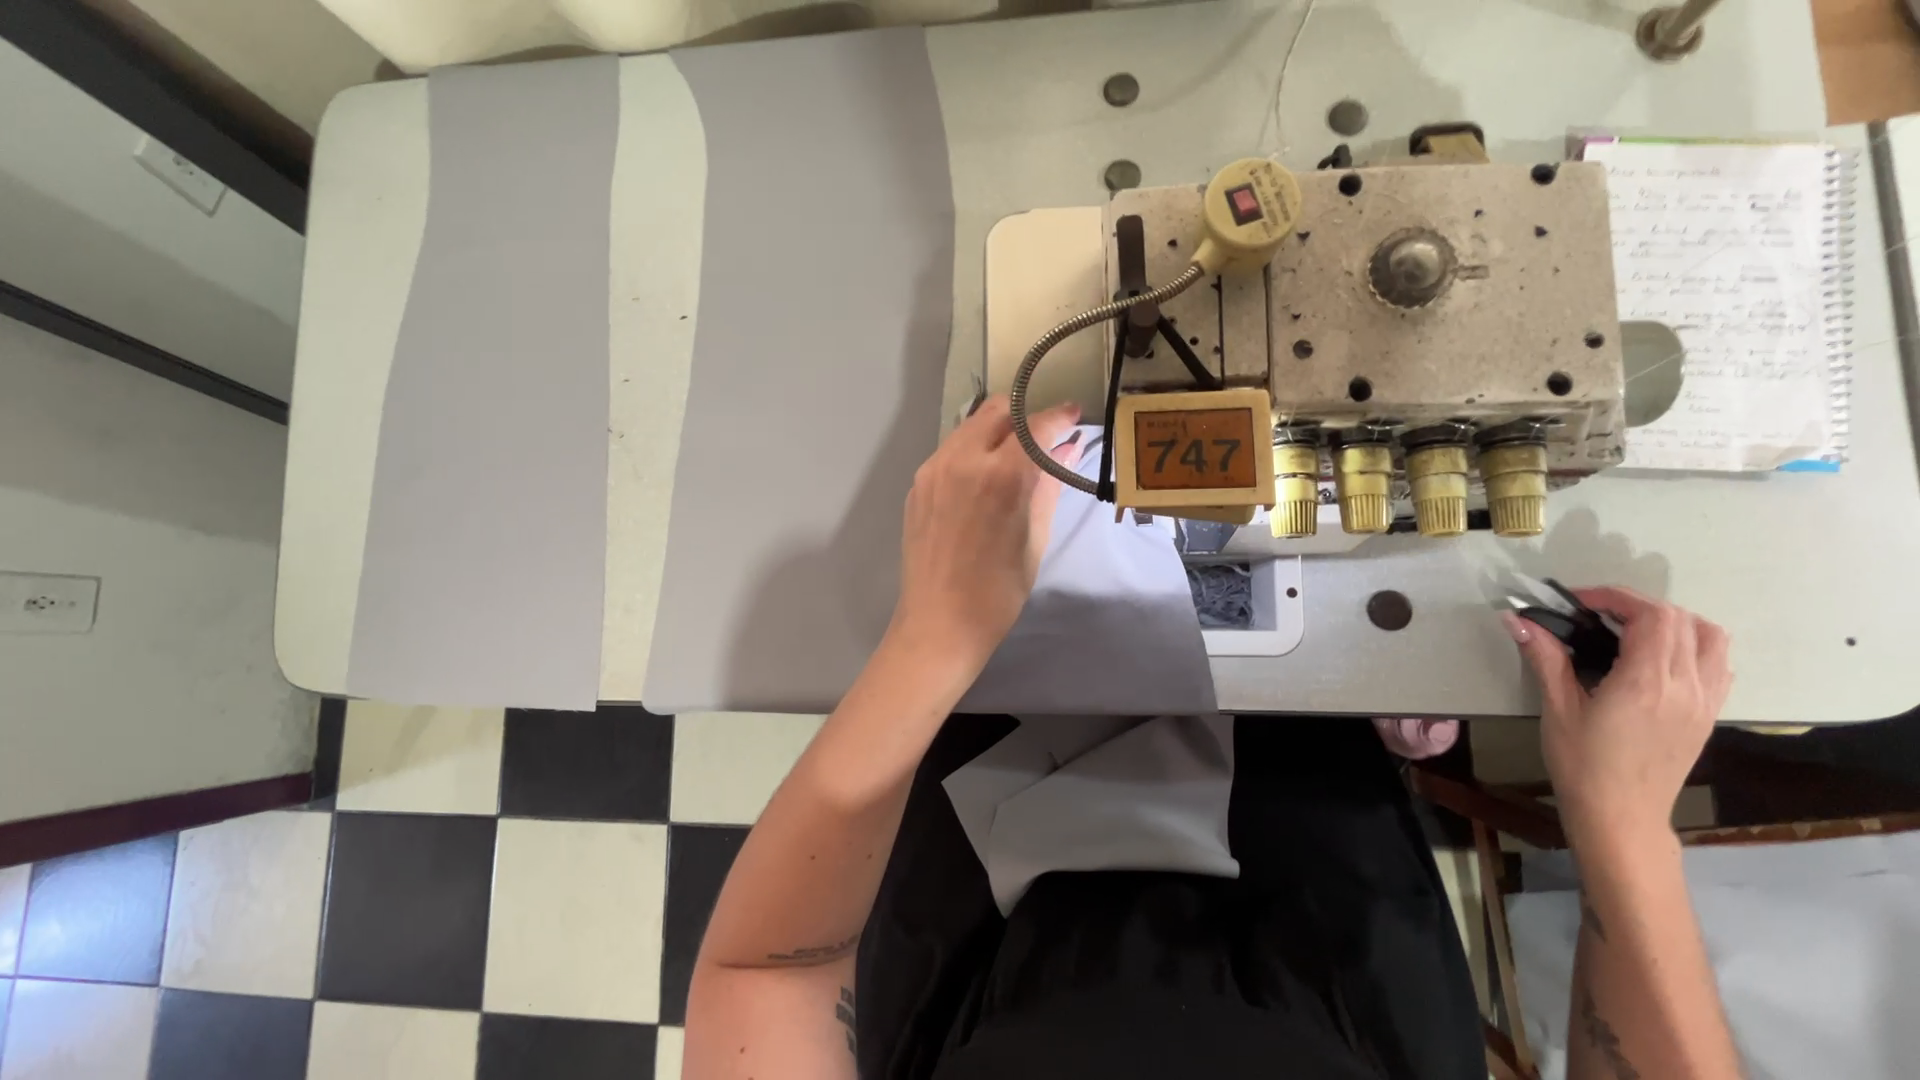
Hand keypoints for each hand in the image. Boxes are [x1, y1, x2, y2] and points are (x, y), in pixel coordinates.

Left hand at [888, 396, 1081, 674]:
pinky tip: (984, 477)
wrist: (939, 623)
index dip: (1059, 417)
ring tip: (1016, 455)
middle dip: (1025, 415)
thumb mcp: (1035, 538)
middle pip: (997, 411)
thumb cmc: (998, 591)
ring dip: (997, 430)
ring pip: (970, 427)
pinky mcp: (918, 485)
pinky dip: (973, 451)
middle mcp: (963, 460)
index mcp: (1002, 476)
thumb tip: (1066, 449)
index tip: (1074, 416)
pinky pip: (950, 451)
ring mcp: (934, 471)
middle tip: (1044, 434)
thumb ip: (1048, 486)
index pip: (1036, 426)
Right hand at [1505, 587, 1730, 847]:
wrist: (1621, 815)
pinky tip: (1660, 658)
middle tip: (1597, 614)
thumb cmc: (1582, 764)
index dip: (1615, 597)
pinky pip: (1718, 665)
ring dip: (1675, 622)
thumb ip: (1545, 658)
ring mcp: (1705, 701)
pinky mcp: (1708, 715)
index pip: (1651, 615)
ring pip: (1711, 638)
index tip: (1578, 602)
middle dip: (1638, 605)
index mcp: (1646, 682)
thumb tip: (1516, 619)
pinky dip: (1694, 647)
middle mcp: (1686, 686)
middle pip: (1681, 619)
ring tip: (1634, 630)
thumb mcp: (1557, 709)